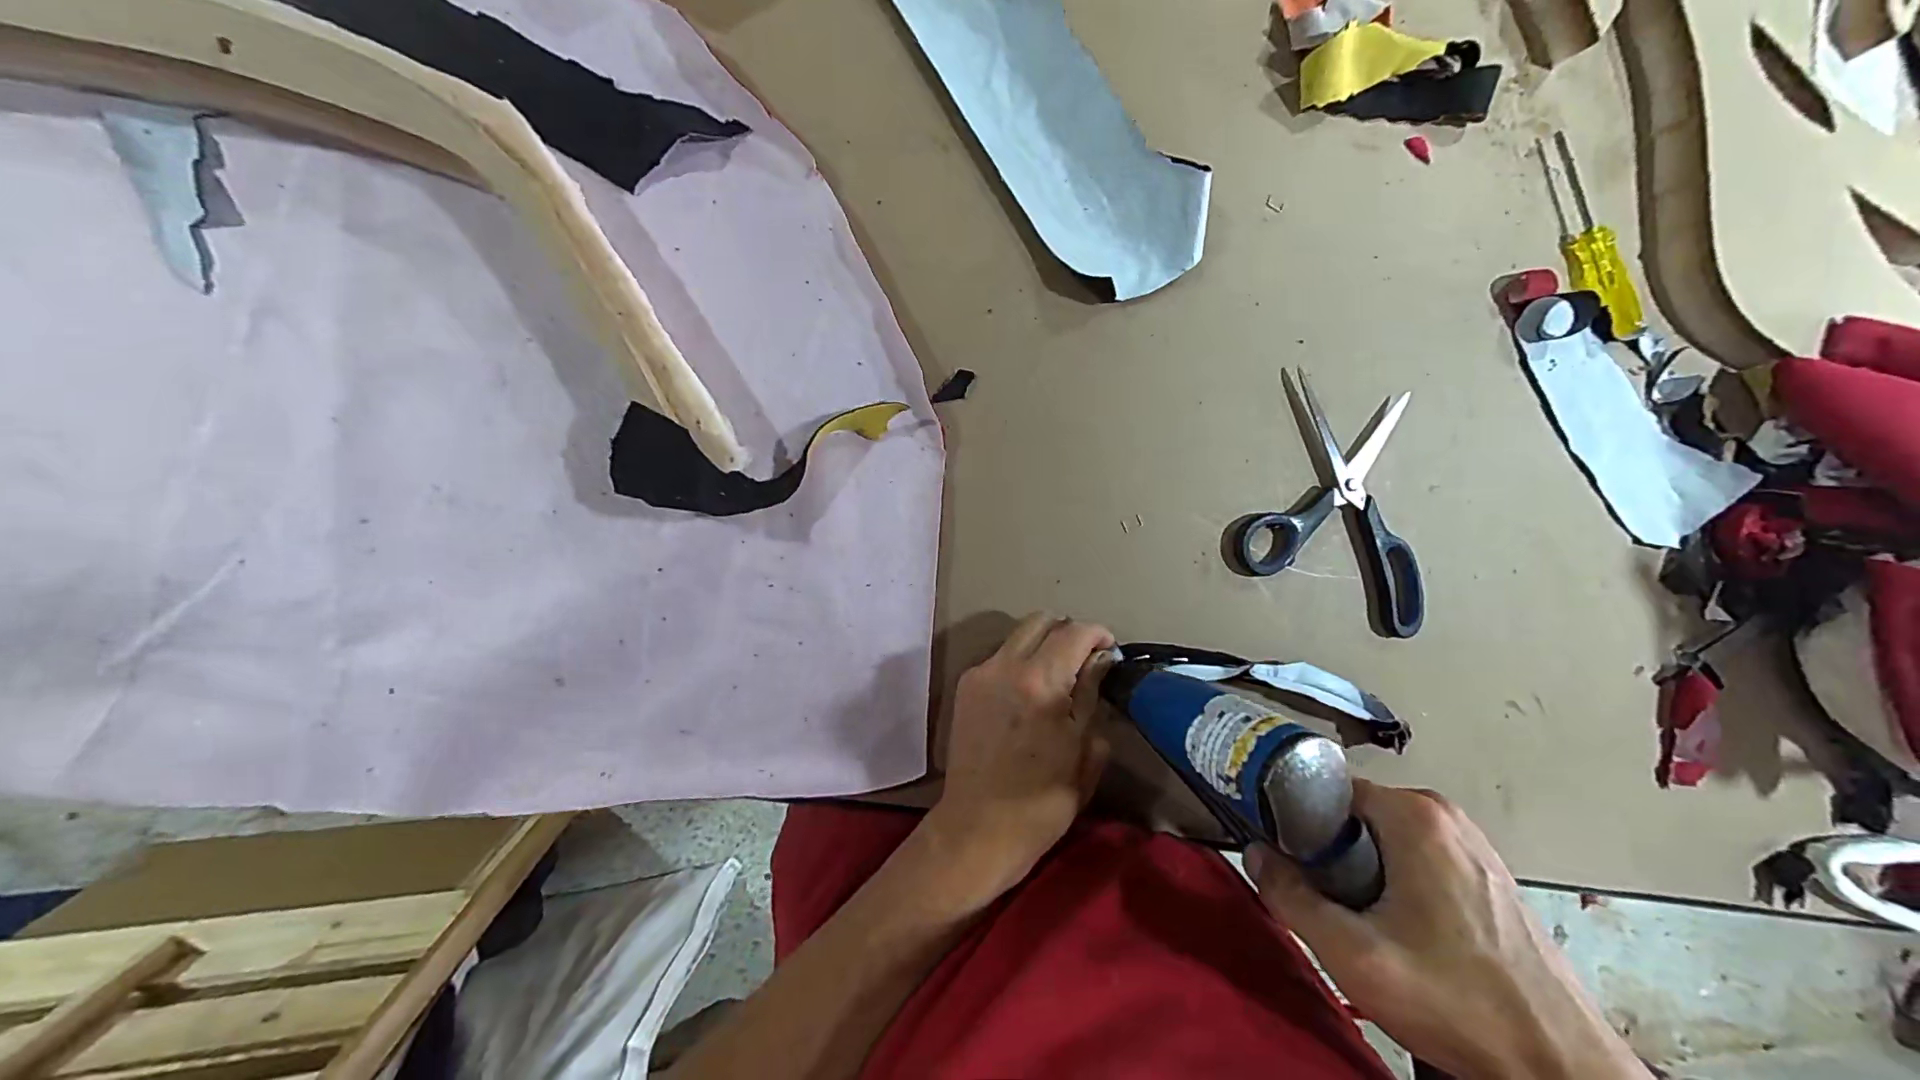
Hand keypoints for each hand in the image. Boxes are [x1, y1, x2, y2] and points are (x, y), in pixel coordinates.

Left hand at [927, 613, 1114, 896]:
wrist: (978, 828)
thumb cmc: (1043, 801)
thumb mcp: (1084, 750)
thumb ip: (1091, 693)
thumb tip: (1101, 659)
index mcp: (1040, 681)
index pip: (1074, 633)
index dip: (1099, 634)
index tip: (1111, 650)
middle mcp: (1005, 666)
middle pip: (1041, 621)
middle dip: (1069, 631)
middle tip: (1086, 659)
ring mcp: (980, 674)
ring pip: (1017, 636)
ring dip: (1042, 644)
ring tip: (1059, 675)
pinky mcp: (964, 688)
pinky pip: (999, 657)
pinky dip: (1020, 661)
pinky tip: (1030, 692)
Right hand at [1246, 781, 1644, 1079]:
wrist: (1559, 1067)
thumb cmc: (1456, 1001)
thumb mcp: (1352, 954)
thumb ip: (1291, 897)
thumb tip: (1254, 853)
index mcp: (1416, 815)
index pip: (1328, 789)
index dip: (1296, 820)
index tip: (1282, 856)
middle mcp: (1445, 816)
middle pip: (1355, 814)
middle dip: (1327, 849)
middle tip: (1315, 895)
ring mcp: (1471, 844)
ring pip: (1383, 837)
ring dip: (1357, 866)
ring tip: (1350, 913)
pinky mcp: (1485, 874)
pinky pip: (1414, 856)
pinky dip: (1391, 878)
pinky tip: (1391, 924)